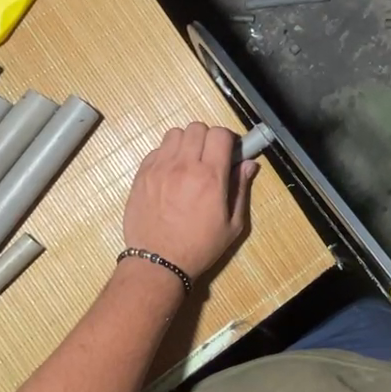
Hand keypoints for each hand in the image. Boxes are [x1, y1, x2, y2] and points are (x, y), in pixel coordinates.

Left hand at [122, 122, 259, 278]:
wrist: (158, 263)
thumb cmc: (200, 247)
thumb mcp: (232, 225)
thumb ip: (241, 189)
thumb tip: (249, 164)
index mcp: (210, 176)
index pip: (220, 134)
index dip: (228, 139)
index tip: (229, 153)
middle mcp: (184, 165)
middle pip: (197, 127)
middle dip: (207, 138)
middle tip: (209, 157)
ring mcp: (159, 168)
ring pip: (174, 134)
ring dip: (185, 143)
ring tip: (188, 162)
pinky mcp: (141, 175)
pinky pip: (156, 150)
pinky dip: (166, 155)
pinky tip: (170, 174)